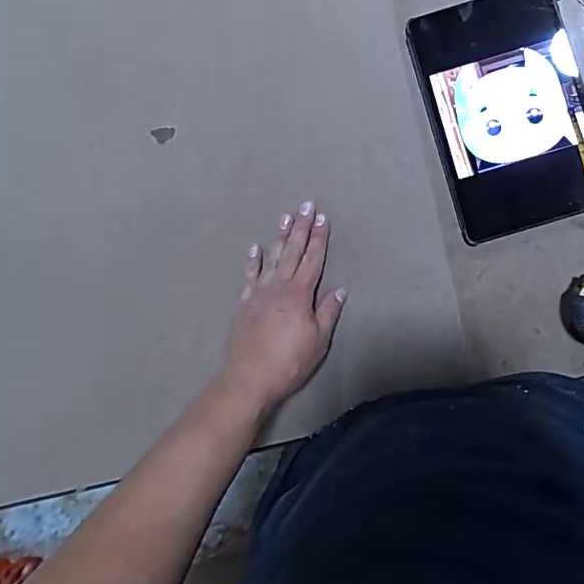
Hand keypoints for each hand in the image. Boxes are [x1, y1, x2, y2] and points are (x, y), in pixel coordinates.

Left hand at [217, 201, 346, 412]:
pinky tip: (256, 247)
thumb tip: (338, 290)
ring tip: (286, 217)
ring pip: (272, 257)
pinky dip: (254, 261)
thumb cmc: (290, 361)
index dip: (320, 238)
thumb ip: (328, 312)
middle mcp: (279, 286)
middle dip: (302, 227)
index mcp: (300, 294)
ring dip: (280, 236)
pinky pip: (250, 276)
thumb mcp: (319, 340)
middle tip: (306, 205)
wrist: (249, 378)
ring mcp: (259, 293)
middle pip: (294, 251)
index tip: (323, 218)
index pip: (314, 259)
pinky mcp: (245, 304)